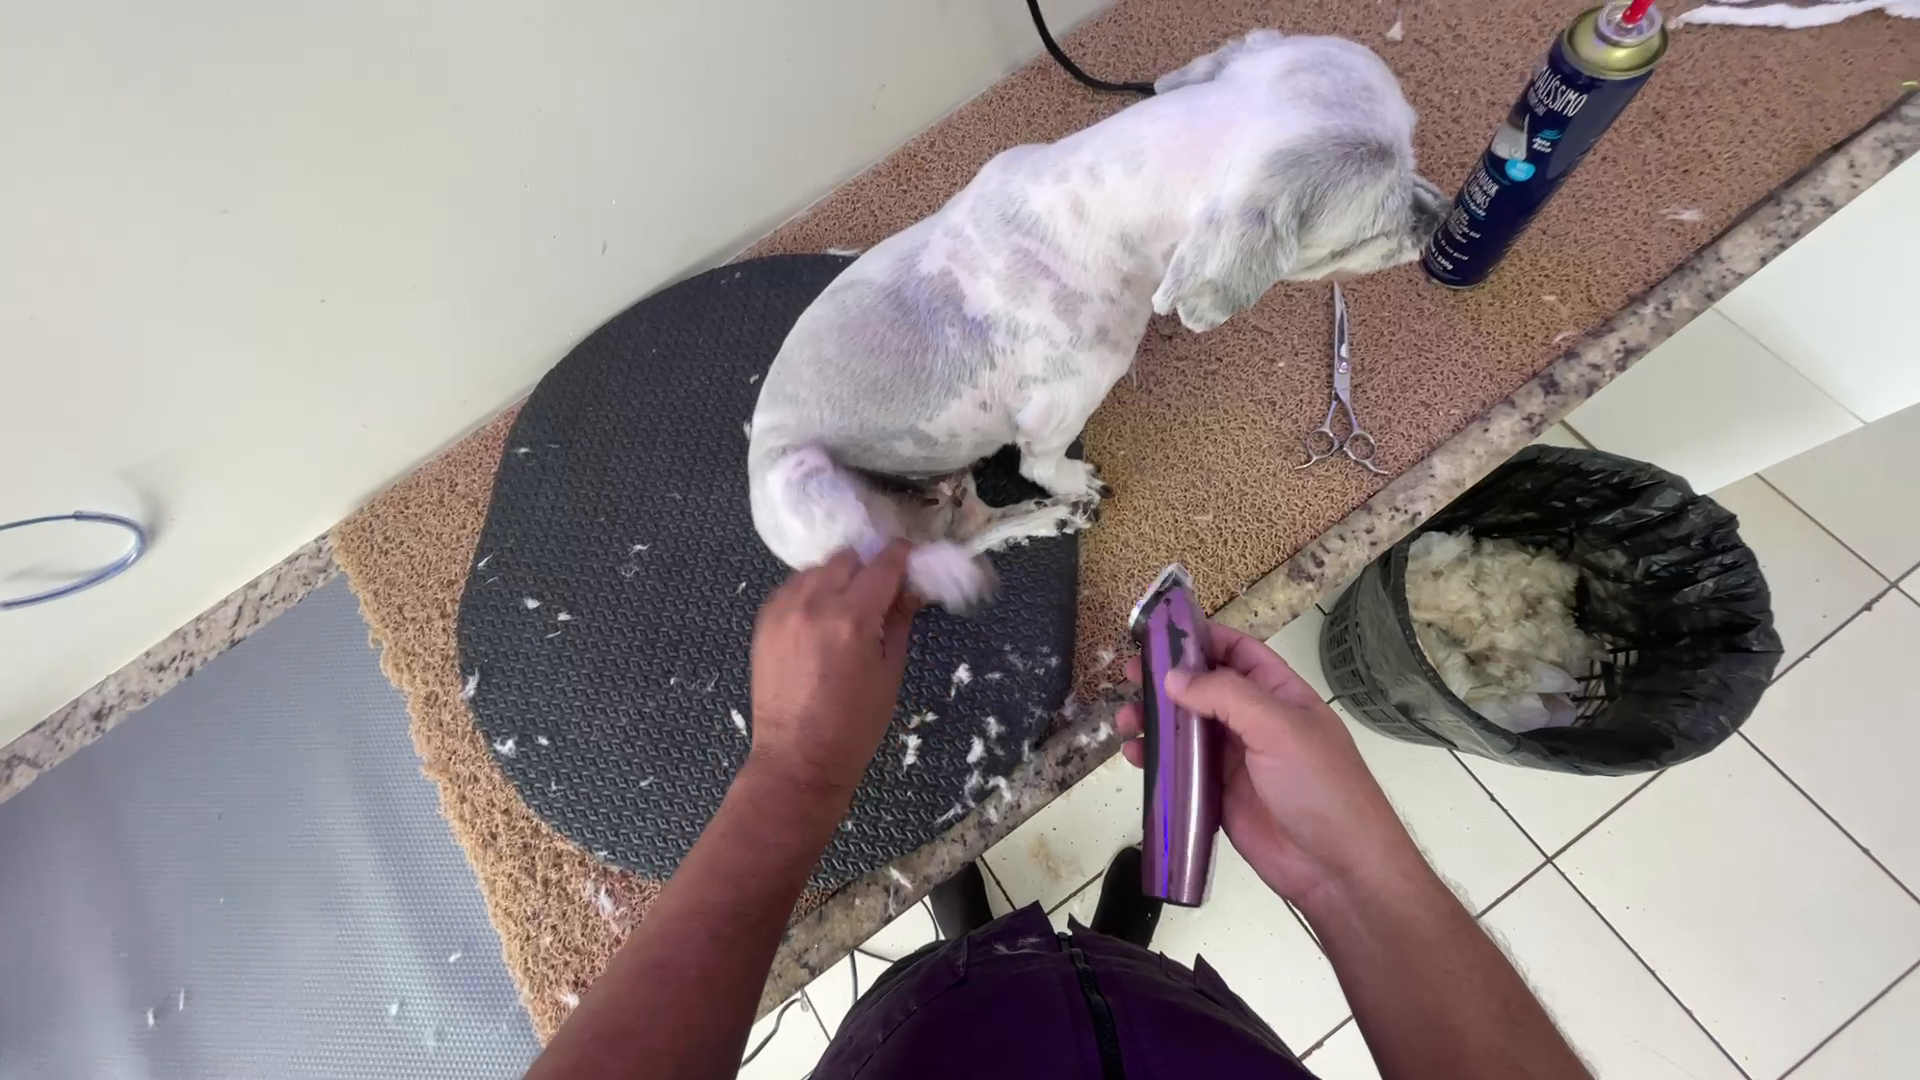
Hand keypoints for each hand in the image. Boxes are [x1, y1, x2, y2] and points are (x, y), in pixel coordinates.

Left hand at [747, 543, 919, 797]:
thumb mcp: (890, 671)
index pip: (883, 565)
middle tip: (878, 593)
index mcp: (852, 619)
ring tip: (845, 609)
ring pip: (818, 568)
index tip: (909, 558)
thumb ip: (899, 619)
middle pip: (848, 558)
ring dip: (838, 578)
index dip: (901, 557)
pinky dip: (811, 592)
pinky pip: (793, 586)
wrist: (798, 760)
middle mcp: (814, 604)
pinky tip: (819, 620)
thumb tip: (911, 587)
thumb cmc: (855, 724)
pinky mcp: (764, 621)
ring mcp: (784, 610)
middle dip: (867, 569)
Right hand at [1116, 622, 1421, 907]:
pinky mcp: (1215, 791)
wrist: (1336, 870)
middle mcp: (1252, 719)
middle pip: (1201, 687)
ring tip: (1125, 720)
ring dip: (1153, 718)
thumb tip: (1171, 677)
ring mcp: (1232, 757)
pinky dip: (1154, 757)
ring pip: (1183, 726)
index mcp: (1277, 694)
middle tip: (1130, 675)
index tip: (1159, 632)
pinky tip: (1136, 755)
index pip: (1236, 651)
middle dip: (1165, 678)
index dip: (1201, 638)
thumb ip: (1225, 695)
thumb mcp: (1279, 727)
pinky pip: (1178, 766)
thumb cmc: (1319, 786)